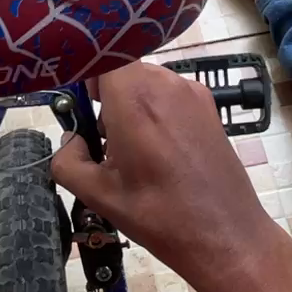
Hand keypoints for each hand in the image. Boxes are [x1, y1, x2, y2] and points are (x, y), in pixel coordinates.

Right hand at [52, 64, 289, 291]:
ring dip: (131, 106)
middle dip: (106, 96)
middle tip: (102, 138)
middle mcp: (165, 84)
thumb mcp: (97, 194)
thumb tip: (72, 142)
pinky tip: (159, 154)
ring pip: (148, 83)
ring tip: (132, 152)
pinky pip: (170, 97)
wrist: (224, 236)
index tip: (80, 102)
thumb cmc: (159, 215)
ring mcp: (192, 93)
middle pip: (124, 70)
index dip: (85, 72)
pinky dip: (156, 114)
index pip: (101, 54)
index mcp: (134, 98)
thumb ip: (67, 160)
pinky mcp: (209, 108)